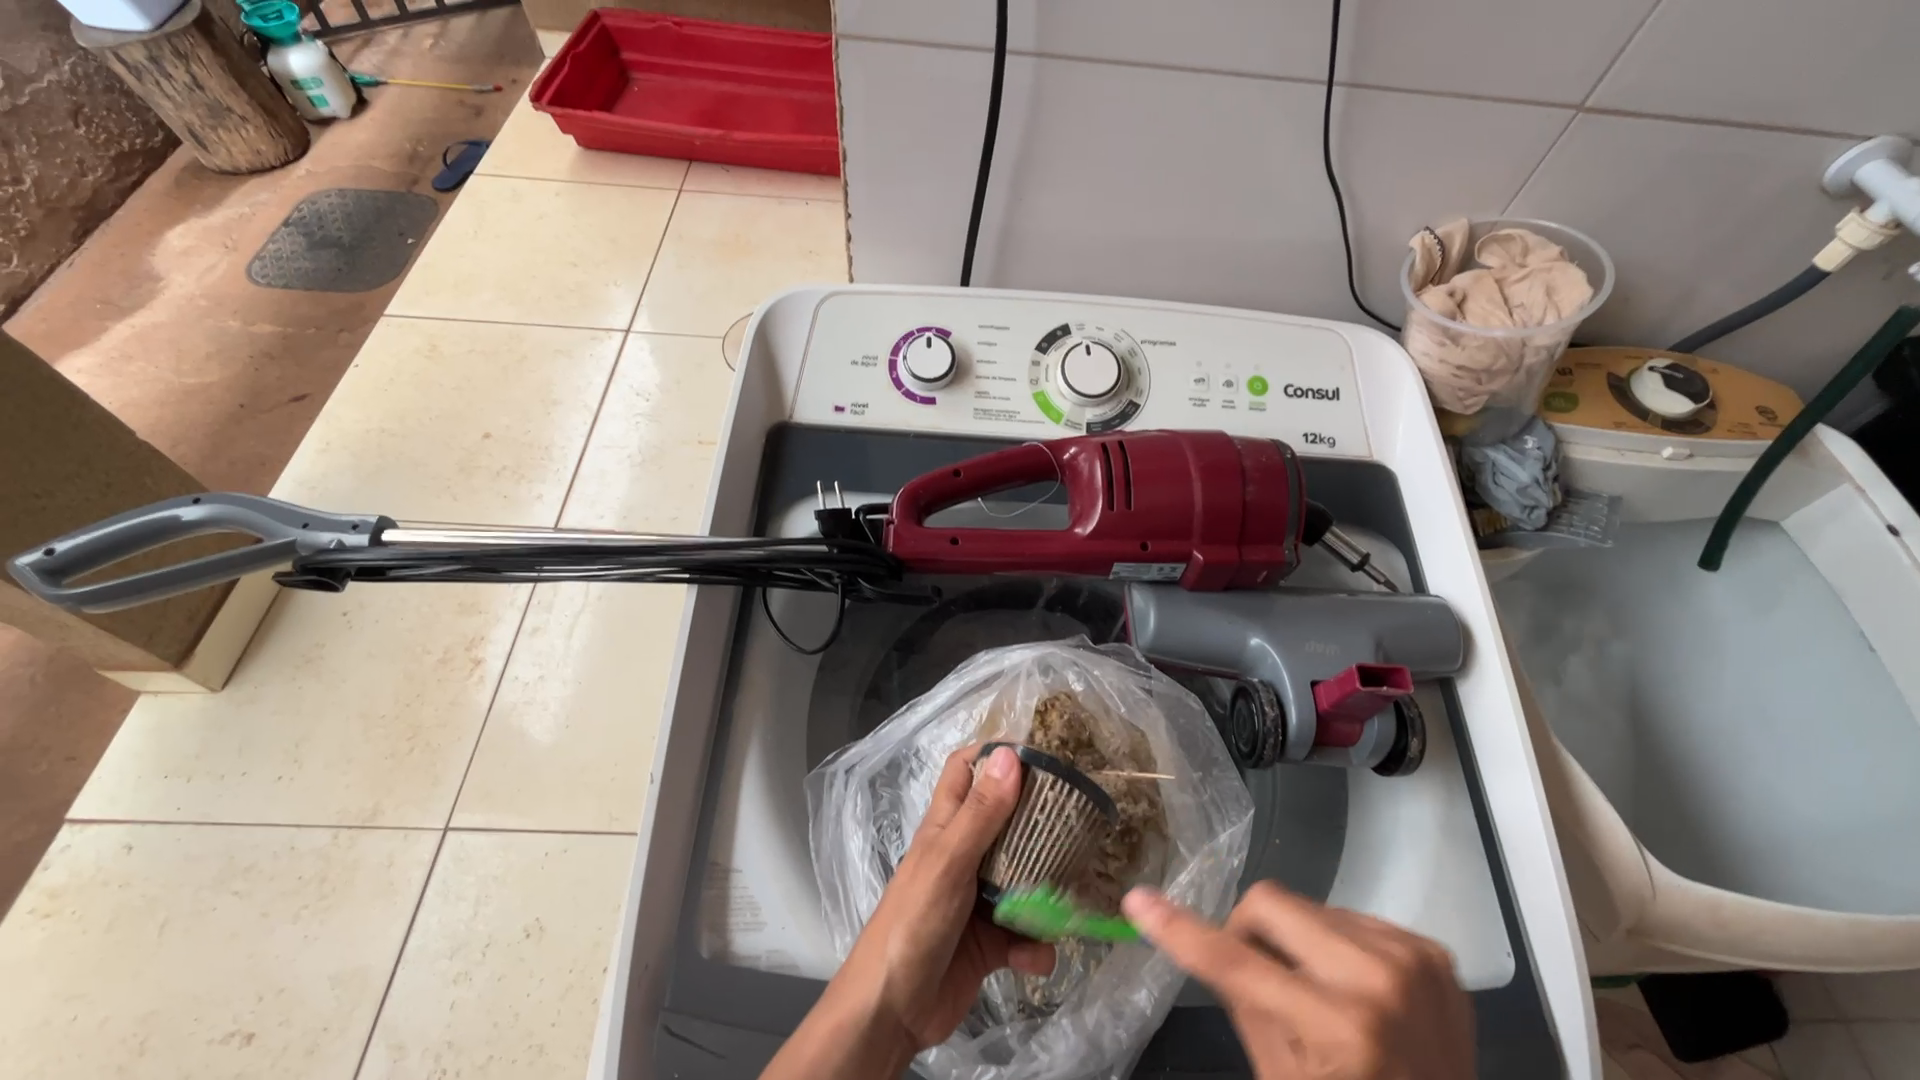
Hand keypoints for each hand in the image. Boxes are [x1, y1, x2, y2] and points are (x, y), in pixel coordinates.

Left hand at [829, 745, 1056, 1049]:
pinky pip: (1026, 934)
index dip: (998, 754)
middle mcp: (964, 855)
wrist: (891, 1013)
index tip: (1044, 751)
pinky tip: (1036, 958)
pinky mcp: (991, 943)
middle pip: (1009, 822)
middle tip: (1082, 820)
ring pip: (1026, 879)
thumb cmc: (912, 924)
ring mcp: (978, 899)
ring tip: (1070, 900)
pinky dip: (1036, 946)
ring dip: (1047, 894)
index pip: (967, 771)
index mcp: (946, 827)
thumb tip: (1010, 756)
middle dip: (1042, 822)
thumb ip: (980, 814)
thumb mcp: (947, 862)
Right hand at [1122, 882, 1472, 1079]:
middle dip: (1248, 930)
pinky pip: (1352, 918)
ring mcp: (1411, 959)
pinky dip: (1336, 946)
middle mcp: (1377, 980)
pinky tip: (1353, 987)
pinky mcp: (1430, 950)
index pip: (1236, 962)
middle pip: (1270, 901)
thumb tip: (1196, 936)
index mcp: (1338, 1027)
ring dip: (1297, 940)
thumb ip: (1243, 999)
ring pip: (1309, 906)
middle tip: (1255, 969)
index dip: (1182, 931)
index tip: (1139, 902)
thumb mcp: (1280, 1075)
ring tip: (1317, 989)